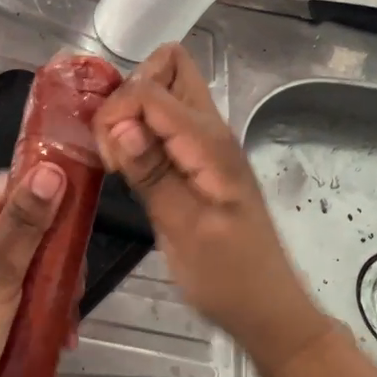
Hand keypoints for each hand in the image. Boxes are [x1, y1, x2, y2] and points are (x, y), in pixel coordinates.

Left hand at [0, 164, 64, 376]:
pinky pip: (28, 301)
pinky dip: (47, 314)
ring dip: (57, 288)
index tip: (83, 201)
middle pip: (29, 227)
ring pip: (34, 267)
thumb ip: (25, 221)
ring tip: (69, 319)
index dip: (45, 185)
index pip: (10, 184)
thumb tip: (52, 168)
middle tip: (77, 281)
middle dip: (60, 250)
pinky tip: (61, 338)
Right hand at [91, 44, 331, 371]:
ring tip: (117, 156)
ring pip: (164, 89)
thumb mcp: (185, 231)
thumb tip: (119, 125)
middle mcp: (210, 130)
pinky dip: (136, 128)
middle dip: (128, 92)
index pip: (149, 90)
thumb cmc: (228, 276)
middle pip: (168, 67)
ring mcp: (204, 142)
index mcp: (209, 144)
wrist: (266, 309)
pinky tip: (127, 165)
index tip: (110, 161)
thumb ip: (152, 174)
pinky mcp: (195, 158)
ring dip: (130, 109)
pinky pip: (162, 119)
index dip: (117, 113)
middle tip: (113, 144)